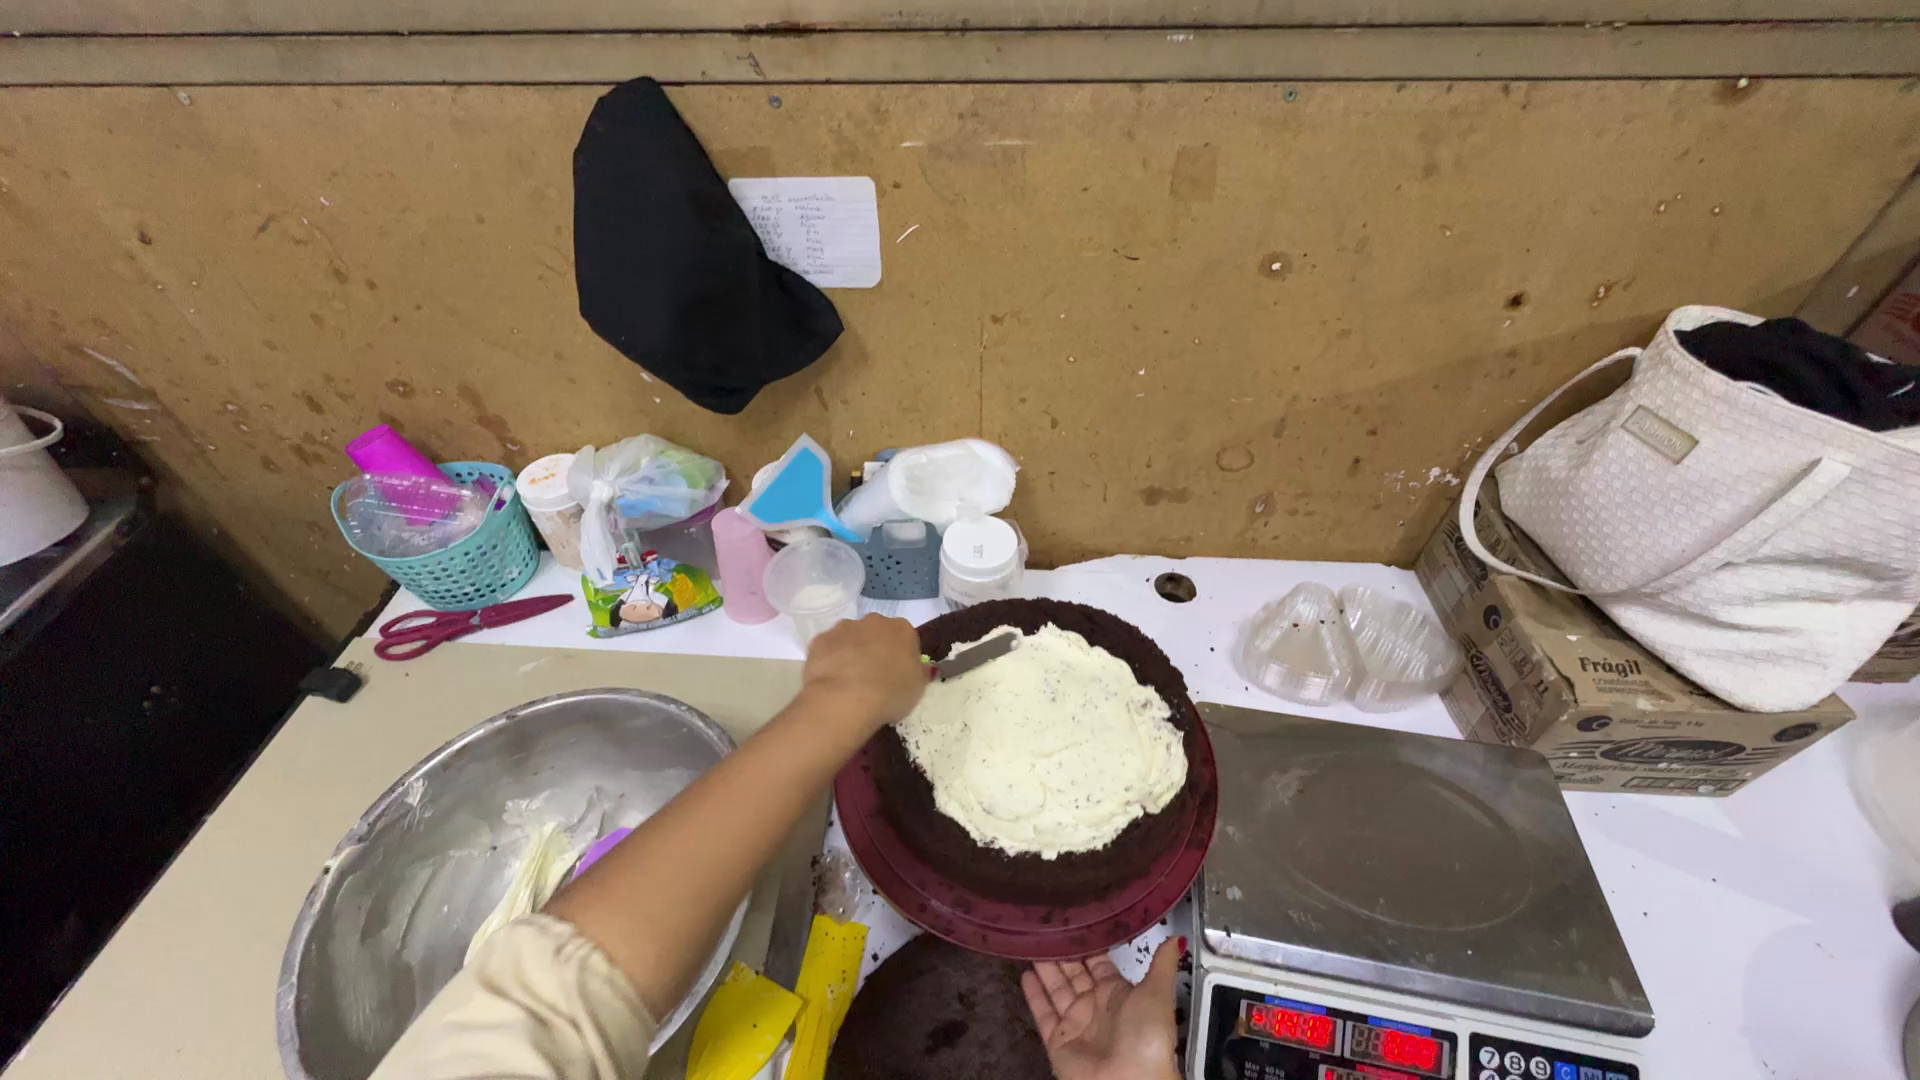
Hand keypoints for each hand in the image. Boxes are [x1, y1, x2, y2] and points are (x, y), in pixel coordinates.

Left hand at [799, 614, 926, 735]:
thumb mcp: (917, 687)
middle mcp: (874, 621)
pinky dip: (829, 659)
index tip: (897, 674)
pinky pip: (828, 648)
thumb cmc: (890, 693)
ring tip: (848, 681)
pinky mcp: (820, 639)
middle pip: (876, 633)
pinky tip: (830, 680)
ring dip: (850, 652)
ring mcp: (844, 627)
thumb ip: (918, 672)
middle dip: (874, 649)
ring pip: (849, 637)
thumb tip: (919, 666)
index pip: (905, 637)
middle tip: (872, 677)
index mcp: (902, 629)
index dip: (900, 656)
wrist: (846, 698)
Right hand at [1021, 940, 1182, 1079]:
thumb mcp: (1158, 994)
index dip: (1086, 944)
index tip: (1073, 921)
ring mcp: (1076, 1023)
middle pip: (1073, 973)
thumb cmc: (1147, 1037)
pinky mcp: (1058, 1041)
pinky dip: (1033, 995)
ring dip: (1044, 968)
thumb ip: (1162, 964)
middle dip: (1061, 952)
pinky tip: (1025, 974)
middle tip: (1047, 927)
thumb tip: (1177, 939)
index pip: (1097, 963)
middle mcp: (1095, 1006)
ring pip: (1056, 989)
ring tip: (1031, 943)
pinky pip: (1043, 1014)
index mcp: (1118, 994)